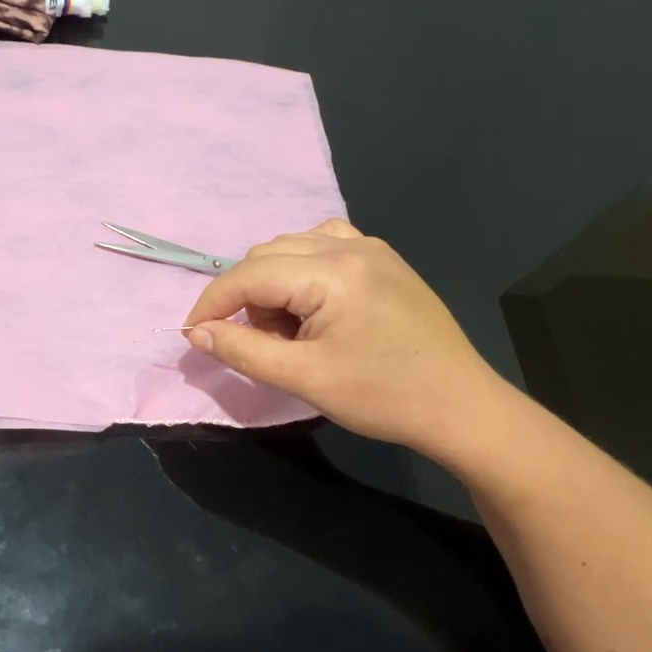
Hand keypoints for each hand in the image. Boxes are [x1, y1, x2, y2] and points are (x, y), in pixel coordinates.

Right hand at [181, 219, 508, 456]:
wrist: (459, 405)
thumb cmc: (383, 397)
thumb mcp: (304, 379)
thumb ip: (244, 351)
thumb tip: (198, 333)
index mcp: (333, 272)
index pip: (250, 275)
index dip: (213, 303)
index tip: (192, 335)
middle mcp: (351, 245)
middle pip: (268, 255)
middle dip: (244, 297)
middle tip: (251, 344)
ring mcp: (371, 248)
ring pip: (293, 248)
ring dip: (272, 285)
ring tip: (285, 332)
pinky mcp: (383, 260)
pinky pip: (323, 248)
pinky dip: (301, 273)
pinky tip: (310, 305)